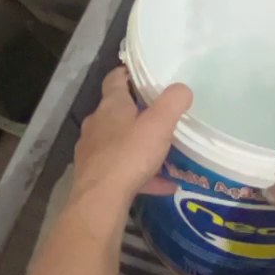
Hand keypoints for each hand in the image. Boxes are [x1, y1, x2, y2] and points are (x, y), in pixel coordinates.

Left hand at [71, 67, 191, 212]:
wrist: (101, 200)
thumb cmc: (130, 154)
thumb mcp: (159, 124)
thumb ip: (173, 102)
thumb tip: (182, 89)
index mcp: (111, 106)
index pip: (115, 79)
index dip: (128, 73)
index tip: (143, 74)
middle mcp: (97, 124)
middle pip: (116, 111)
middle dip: (137, 112)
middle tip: (160, 115)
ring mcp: (92, 151)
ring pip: (118, 142)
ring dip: (138, 145)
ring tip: (163, 153)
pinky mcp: (93, 175)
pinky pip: (121, 169)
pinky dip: (140, 173)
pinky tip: (163, 185)